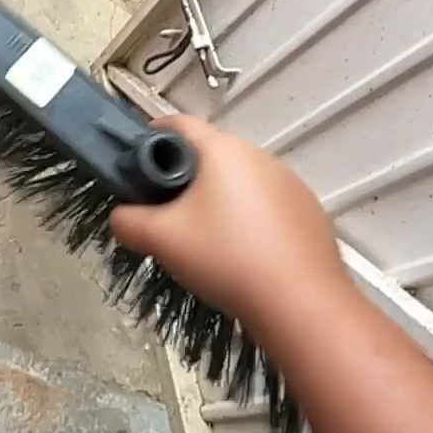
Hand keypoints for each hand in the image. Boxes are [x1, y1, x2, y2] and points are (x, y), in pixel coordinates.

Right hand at [109, 115, 348, 327]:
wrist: (304, 309)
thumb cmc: (226, 258)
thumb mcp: (161, 240)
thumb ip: (127, 221)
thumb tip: (121, 217)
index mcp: (222, 149)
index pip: (178, 123)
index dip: (153, 136)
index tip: (140, 162)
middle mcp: (258, 155)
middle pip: (210, 152)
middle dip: (186, 174)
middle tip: (168, 210)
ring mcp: (291, 182)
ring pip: (241, 178)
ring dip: (221, 196)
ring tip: (209, 238)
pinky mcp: (312, 212)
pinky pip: (269, 203)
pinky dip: (252, 218)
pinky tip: (246, 253)